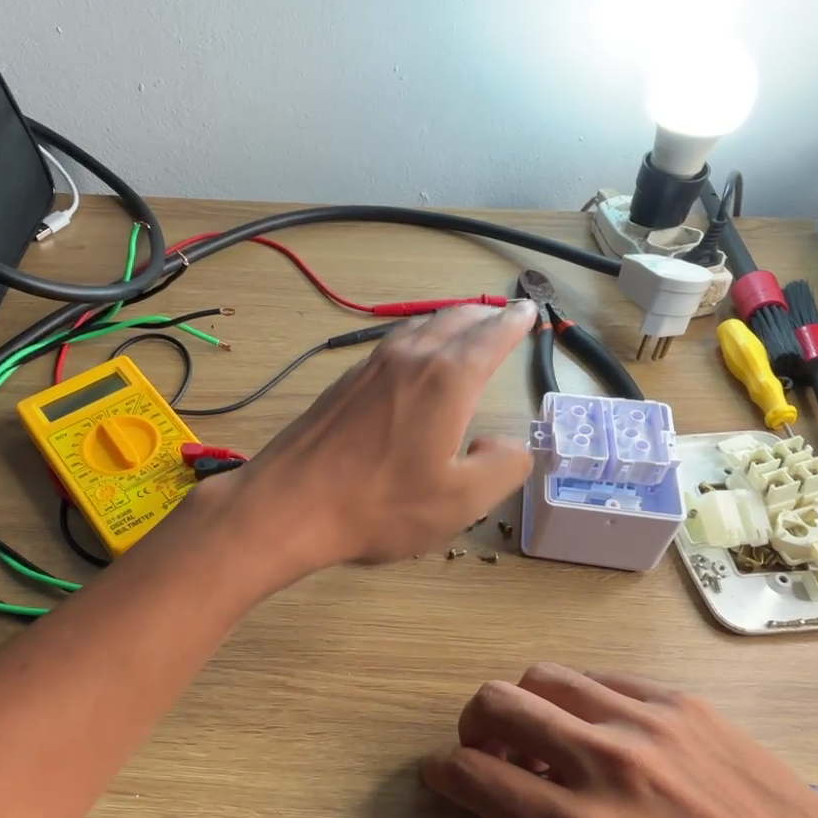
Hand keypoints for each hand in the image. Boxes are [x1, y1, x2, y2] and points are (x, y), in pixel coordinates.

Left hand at [219, 302, 536, 568]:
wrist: (288, 506)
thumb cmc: (380, 505)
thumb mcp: (461, 501)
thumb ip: (502, 467)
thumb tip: (511, 444)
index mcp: (446, 379)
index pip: (491, 336)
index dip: (514, 323)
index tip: (528, 312)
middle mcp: (409, 359)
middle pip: (453, 320)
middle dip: (483, 316)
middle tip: (502, 315)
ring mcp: (369, 368)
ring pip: (417, 328)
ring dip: (447, 322)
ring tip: (462, 328)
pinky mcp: (342, 385)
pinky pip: (391, 346)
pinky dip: (416, 340)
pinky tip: (411, 361)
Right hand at [421, 664, 817, 817]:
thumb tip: (491, 799)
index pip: (475, 776)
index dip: (444, 772)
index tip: (442, 772)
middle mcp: (607, 763)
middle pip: (497, 703)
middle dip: (472, 724)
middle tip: (484, 747)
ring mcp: (648, 722)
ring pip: (544, 677)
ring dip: (525, 705)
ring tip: (544, 736)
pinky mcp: (684, 701)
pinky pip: (603, 679)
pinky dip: (581, 700)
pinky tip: (601, 729)